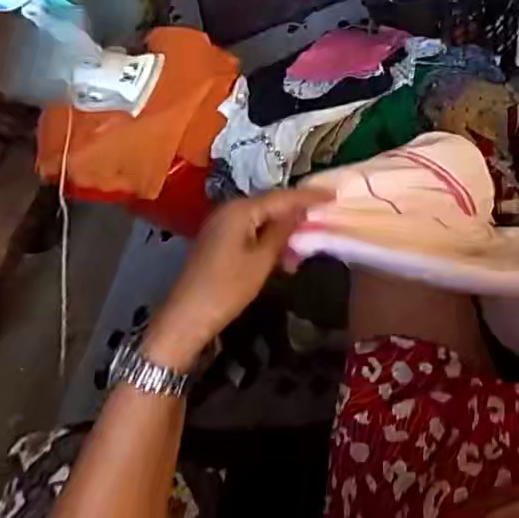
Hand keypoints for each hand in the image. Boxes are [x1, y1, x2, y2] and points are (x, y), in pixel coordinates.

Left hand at [141, 188, 330, 367]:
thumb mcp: (263, 260)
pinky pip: (251, 229)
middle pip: (272, 204)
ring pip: (263, 218)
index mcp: (240, 210)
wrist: (184, 322)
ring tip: (307, 240)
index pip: (283, 197)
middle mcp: (229, 210)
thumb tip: (303, 209)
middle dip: (298, 212)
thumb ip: (284, 230)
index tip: (335, 196)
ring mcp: (221, 225)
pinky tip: (284, 252)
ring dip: (285, 228)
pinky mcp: (218, 240)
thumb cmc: (226, 290)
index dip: (310, 197)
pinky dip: (270, 237)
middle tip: (325, 216)